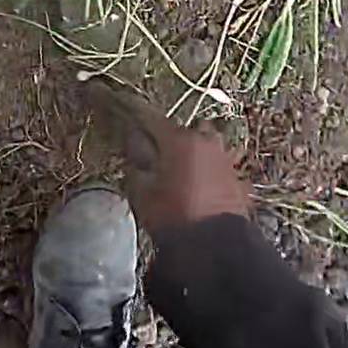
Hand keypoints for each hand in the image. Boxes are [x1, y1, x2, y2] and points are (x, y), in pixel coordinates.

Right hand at [90, 84, 249, 233]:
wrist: (221, 253)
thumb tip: (133, 142)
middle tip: (149, 152)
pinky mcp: (237, 177)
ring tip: (175, 168)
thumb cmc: (175, 218)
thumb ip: (135, 161)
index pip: (147, 114)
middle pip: (176, 128)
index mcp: (178, 138)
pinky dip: (204, 168)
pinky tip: (196, 185)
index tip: (110, 94)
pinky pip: (215, 163)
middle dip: (162, 136)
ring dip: (188, 149)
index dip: (127, 105)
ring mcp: (224, 157)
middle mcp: (203, 139)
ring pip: (200, 142)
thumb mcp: (142, 192)